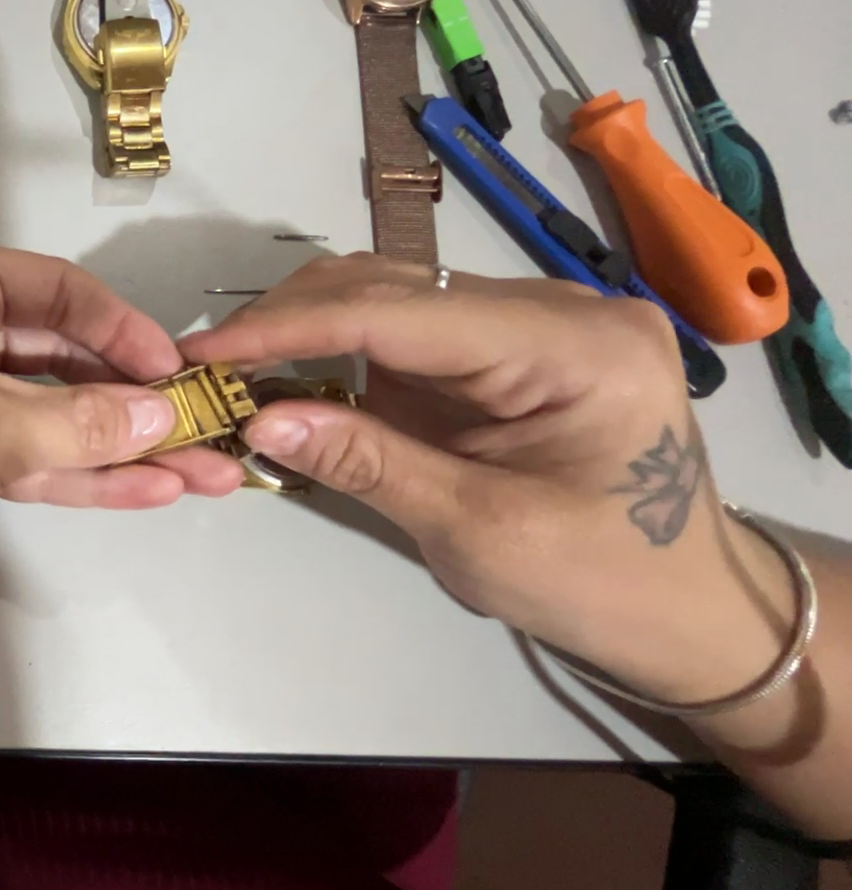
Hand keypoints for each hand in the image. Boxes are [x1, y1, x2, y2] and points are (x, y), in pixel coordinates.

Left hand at [0, 237, 242, 624]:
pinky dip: (76, 472)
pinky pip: (21, 454)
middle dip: (128, 398)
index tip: (177, 372)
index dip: (121, 329)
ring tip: (197, 471)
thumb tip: (165, 416)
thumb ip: (86, 421)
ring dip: (115, 445)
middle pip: (53, 354)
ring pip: (43, 413)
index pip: (51, 289)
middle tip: (202, 428)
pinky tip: (144, 490)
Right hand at [180, 253, 792, 703]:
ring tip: (230, 369)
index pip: (400, 313)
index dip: (289, 327)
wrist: (686, 604)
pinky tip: (279, 371)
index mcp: (572, 348)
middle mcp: (550, 309)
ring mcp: (520, 322)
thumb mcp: (476, 530)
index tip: (204, 352)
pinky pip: (389, 327)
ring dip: (295, 326)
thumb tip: (258, 420)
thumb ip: (367, 463)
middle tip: (203, 367)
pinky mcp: (488, 346)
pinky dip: (322, 345)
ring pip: (379, 293)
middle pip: (385, 285)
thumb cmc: (600, 580)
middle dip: (282, 320)